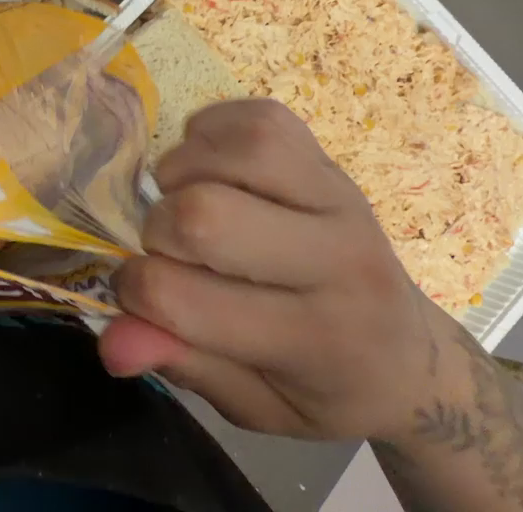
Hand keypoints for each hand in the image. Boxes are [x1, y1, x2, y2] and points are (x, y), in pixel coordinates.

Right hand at [97, 99, 456, 441]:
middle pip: (203, 214)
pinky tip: (208, 169)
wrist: (412, 357)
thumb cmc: (322, 385)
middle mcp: (339, 260)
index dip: (133, 293)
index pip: (178, 295)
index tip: (142, 301)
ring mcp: (338, 197)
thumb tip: (110, 344)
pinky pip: (253, 118)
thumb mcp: (255, 405)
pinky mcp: (328, 157)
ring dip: (182, 175)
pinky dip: (209, 134)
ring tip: (187, 202)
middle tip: (170, 253)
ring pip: (234, 151)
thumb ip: (183, 366)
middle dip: (156, 232)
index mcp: (317, 337)